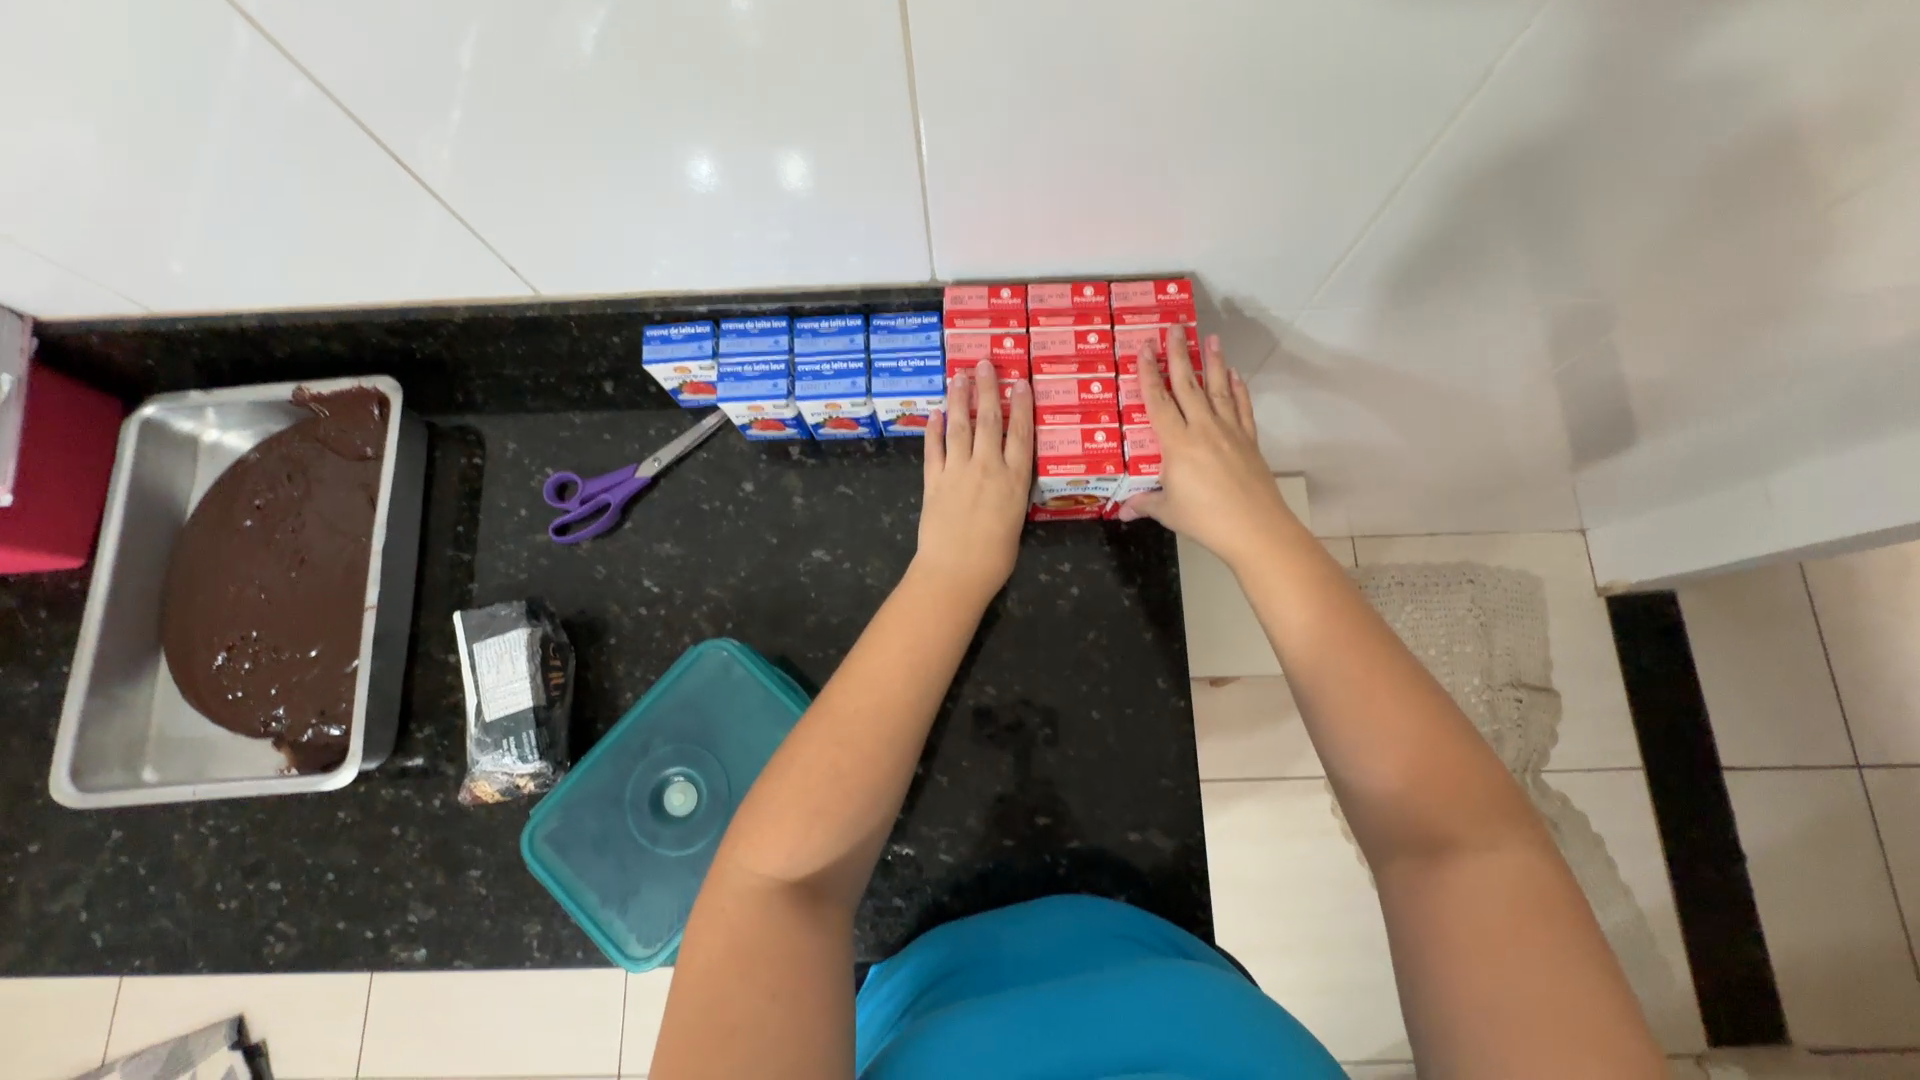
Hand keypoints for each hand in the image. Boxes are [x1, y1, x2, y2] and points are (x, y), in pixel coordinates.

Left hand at [911, 360, 1033, 604]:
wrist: (956, 572)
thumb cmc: (995, 557)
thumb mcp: (1017, 521)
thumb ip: (1012, 493)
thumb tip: (1007, 479)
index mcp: (1015, 479)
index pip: (1020, 432)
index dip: (1021, 404)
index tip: (1020, 381)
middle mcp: (987, 467)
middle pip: (988, 420)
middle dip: (987, 389)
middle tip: (985, 363)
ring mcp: (958, 471)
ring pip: (959, 427)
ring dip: (959, 399)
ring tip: (958, 376)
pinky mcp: (933, 481)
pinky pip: (933, 449)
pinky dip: (933, 430)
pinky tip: (934, 414)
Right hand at [1117, 325, 1298, 566]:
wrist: (1255, 528)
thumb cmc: (1205, 520)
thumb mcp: (1168, 512)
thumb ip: (1145, 503)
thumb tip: (1123, 509)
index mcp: (1177, 444)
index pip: (1158, 401)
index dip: (1149, 373)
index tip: (1144, 347)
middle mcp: (1203, 429)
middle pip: (1188, 384)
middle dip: (1180, 353)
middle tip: (1175, 327)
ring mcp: (1229, 432)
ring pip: (1219, 389)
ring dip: (1213, 361)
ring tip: (1210, 337)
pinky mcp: (1249, 441)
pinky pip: (1242, 408)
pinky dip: (1239, 389)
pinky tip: (1236, 375)